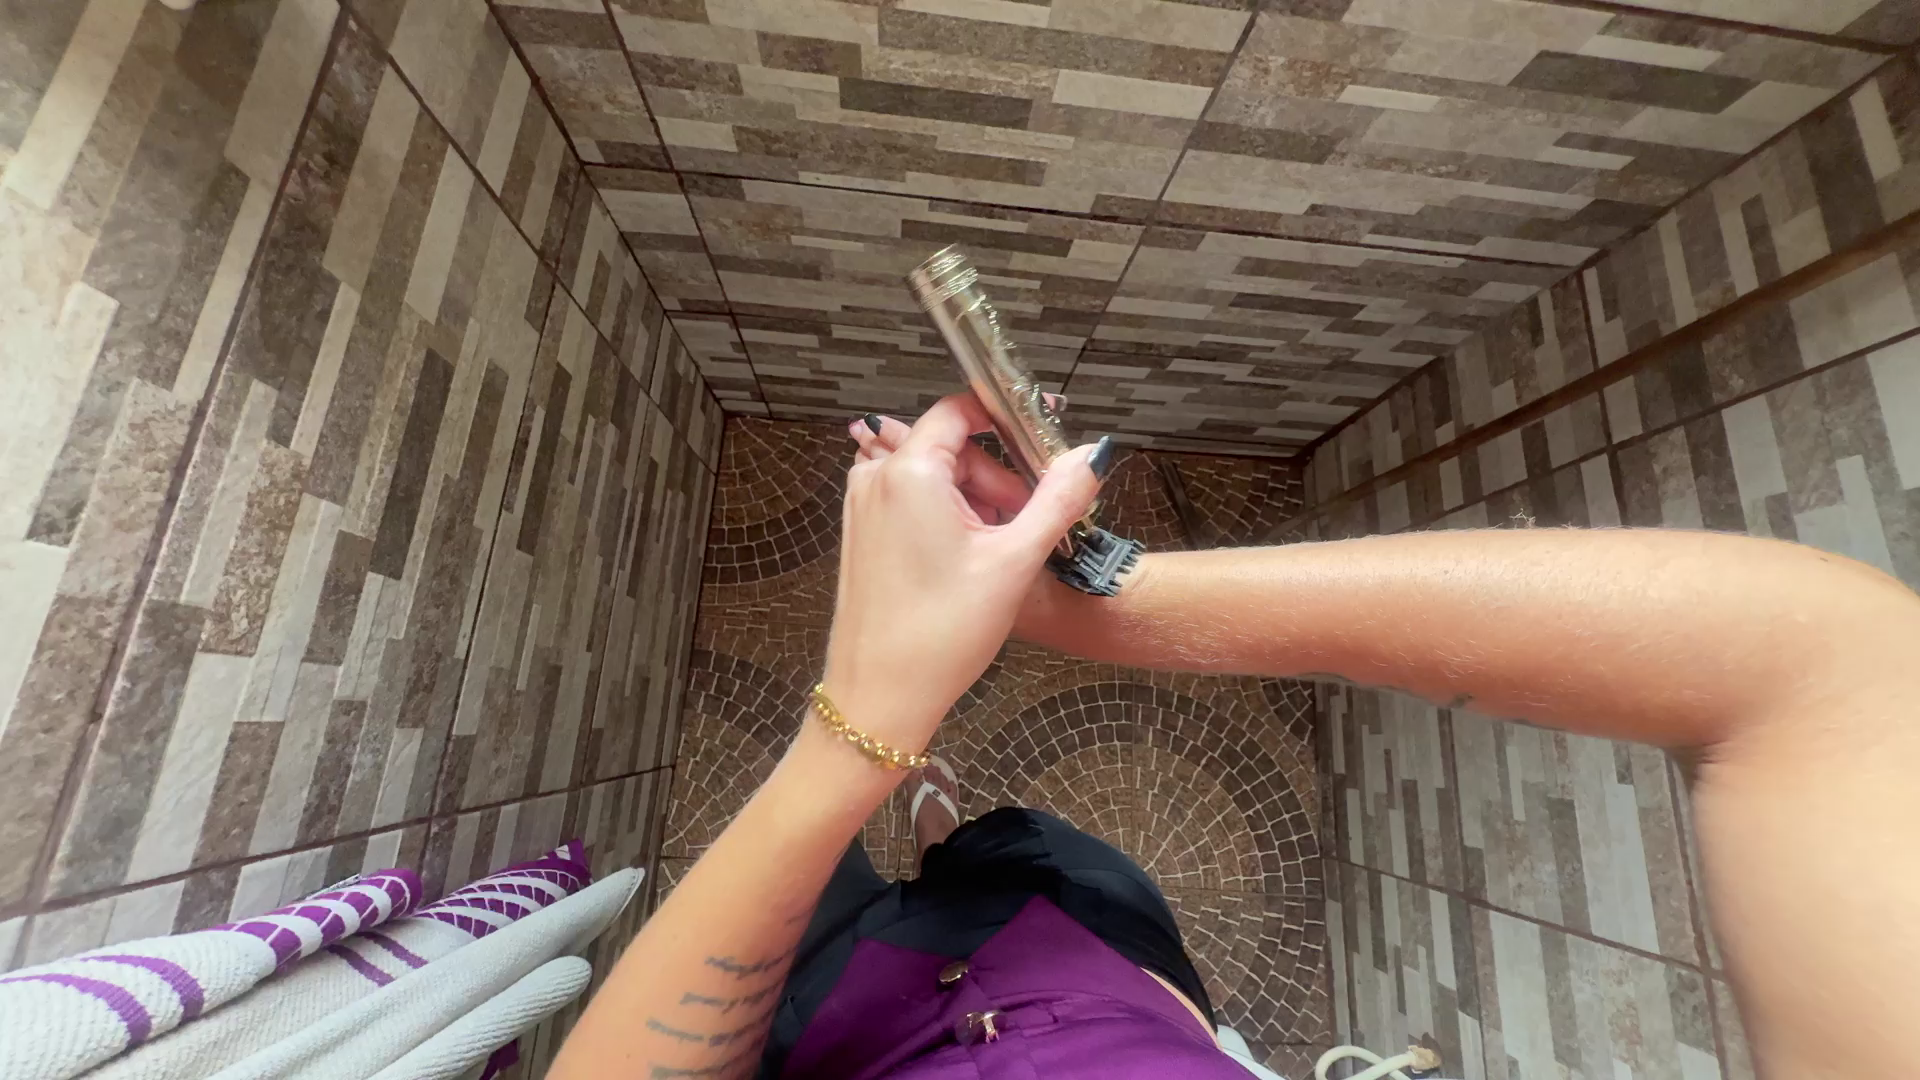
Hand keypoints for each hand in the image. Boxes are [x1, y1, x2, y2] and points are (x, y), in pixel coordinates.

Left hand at [822, 394, 1106, 764]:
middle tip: (1028, 521)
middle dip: (996, 477)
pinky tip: (969, 556)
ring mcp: (863, 507)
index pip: (957, 410)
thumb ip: (1059, 498)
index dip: (1004, 419)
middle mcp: (876, 479)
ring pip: (933, 478)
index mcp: (908, 472)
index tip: (1040, 441)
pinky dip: (947, 516)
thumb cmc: (943, 631)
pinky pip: (912, 503)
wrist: (879, 697)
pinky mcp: (862, 534)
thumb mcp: (1013, 561)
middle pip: (950, 448)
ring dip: (974, 500)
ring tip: (1001, 548)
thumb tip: (1093, 454)